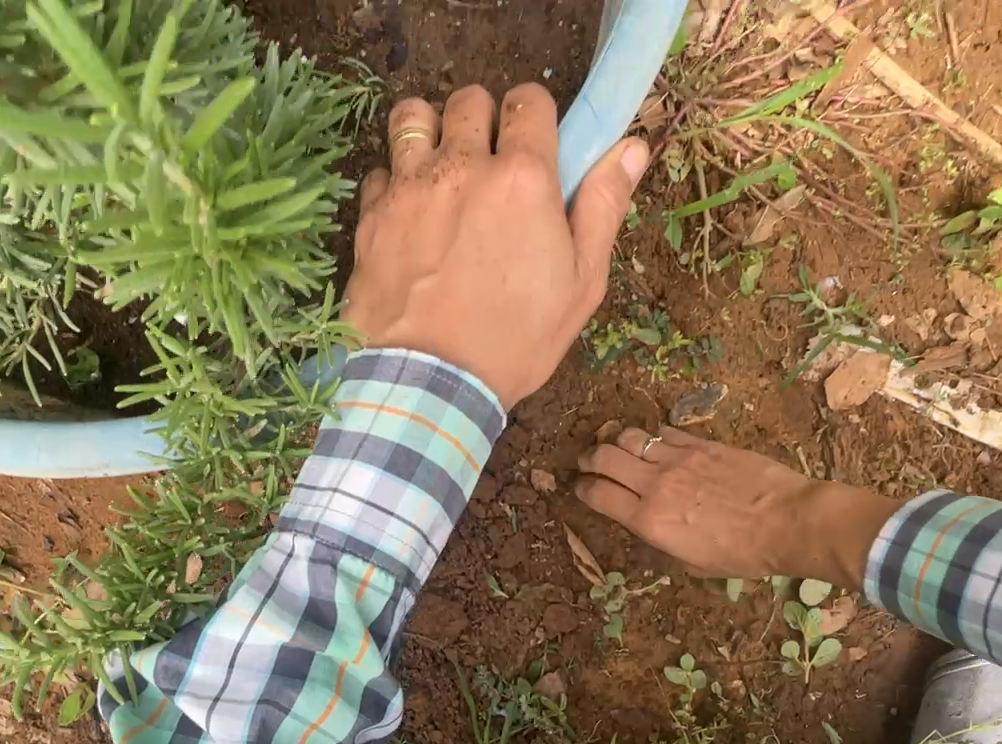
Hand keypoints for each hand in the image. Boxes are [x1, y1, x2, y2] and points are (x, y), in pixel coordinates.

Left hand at [343, 85, 649, 409]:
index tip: (534, 148)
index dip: (535, 119)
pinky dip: (393, 184)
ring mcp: (408, 190)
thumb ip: (603, 208)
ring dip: (430, 133)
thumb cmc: (515, 342)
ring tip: (440, 173)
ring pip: (412, 117)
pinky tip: (408, 217)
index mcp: (522, 178)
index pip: (529, 99)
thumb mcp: (581, 285)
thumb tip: (632, 146)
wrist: (431, 385)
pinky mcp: (370, 219)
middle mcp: (461, 167)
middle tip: (487, 168)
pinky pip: (379, 173)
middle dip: (483, 122)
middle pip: (469, 100)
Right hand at [575, 426, 902, 592]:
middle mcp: (654, 485)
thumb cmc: (742, 554)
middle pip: (604, 457)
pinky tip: (655, 443)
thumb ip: (659, 544)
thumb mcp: (692, 564)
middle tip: (590, 462)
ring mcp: (678, 459)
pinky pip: (664, 432)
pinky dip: (652, 436)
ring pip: (629, 437)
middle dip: (589, 458)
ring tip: (618, 447)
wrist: (788, 522)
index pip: (597, 494)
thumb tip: (644, 535)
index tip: (580, 488)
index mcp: (648, 520)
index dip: (582, 489)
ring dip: (617, 441)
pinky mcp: (701, 444)